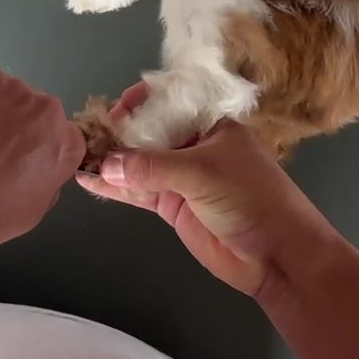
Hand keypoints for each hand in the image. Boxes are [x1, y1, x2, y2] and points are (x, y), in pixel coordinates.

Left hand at [0, 65, 82, 251]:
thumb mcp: (32, 212)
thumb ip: (46, 180)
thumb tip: (38, 169)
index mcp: (65, 143)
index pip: (61, 136)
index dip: (38, 145)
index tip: (20, 154)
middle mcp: (46, 109)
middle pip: (33, 110)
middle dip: (15, 124)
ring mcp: (14, 88)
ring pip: (4, 94)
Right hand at [77, 86, 330, 294]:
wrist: (280, 258)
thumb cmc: (252, 199)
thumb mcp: (203, 173)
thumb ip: (152, 167)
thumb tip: (106, 165)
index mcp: (209, 123)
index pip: (168, 101)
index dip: (139, 102)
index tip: (113, 111)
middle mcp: (192, 144)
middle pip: (148, 131)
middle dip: (118, 133)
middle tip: (87, 135)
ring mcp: (181, 176)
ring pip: (138, 162)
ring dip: (111, 161)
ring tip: (79, 156)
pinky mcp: (172, 205)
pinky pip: (137, 190)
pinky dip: (114, 187)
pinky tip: (88, 181)